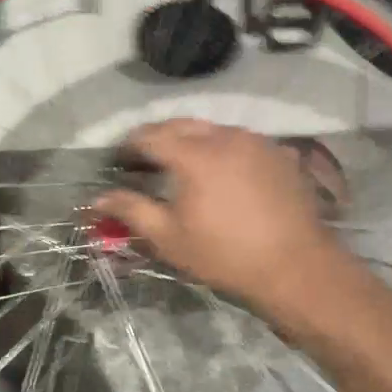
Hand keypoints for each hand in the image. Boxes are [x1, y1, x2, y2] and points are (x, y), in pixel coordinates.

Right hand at [95, 119, 347, 308]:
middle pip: (182, 125)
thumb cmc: (224, 255)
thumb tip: (97, 199)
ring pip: (214, 130)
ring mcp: (257, 142)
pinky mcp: (280, 154)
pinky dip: (223, 150)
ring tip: (182, 165)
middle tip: (145, 160)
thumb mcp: (169, 238)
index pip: (150, 136)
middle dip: (158, 138)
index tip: (118, 161)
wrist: (295, 266)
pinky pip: (242, 142)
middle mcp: (226, 136)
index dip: (129, 146)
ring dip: (192, 141)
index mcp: (194, 154)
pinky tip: (222, 174)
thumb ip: (131, 211)